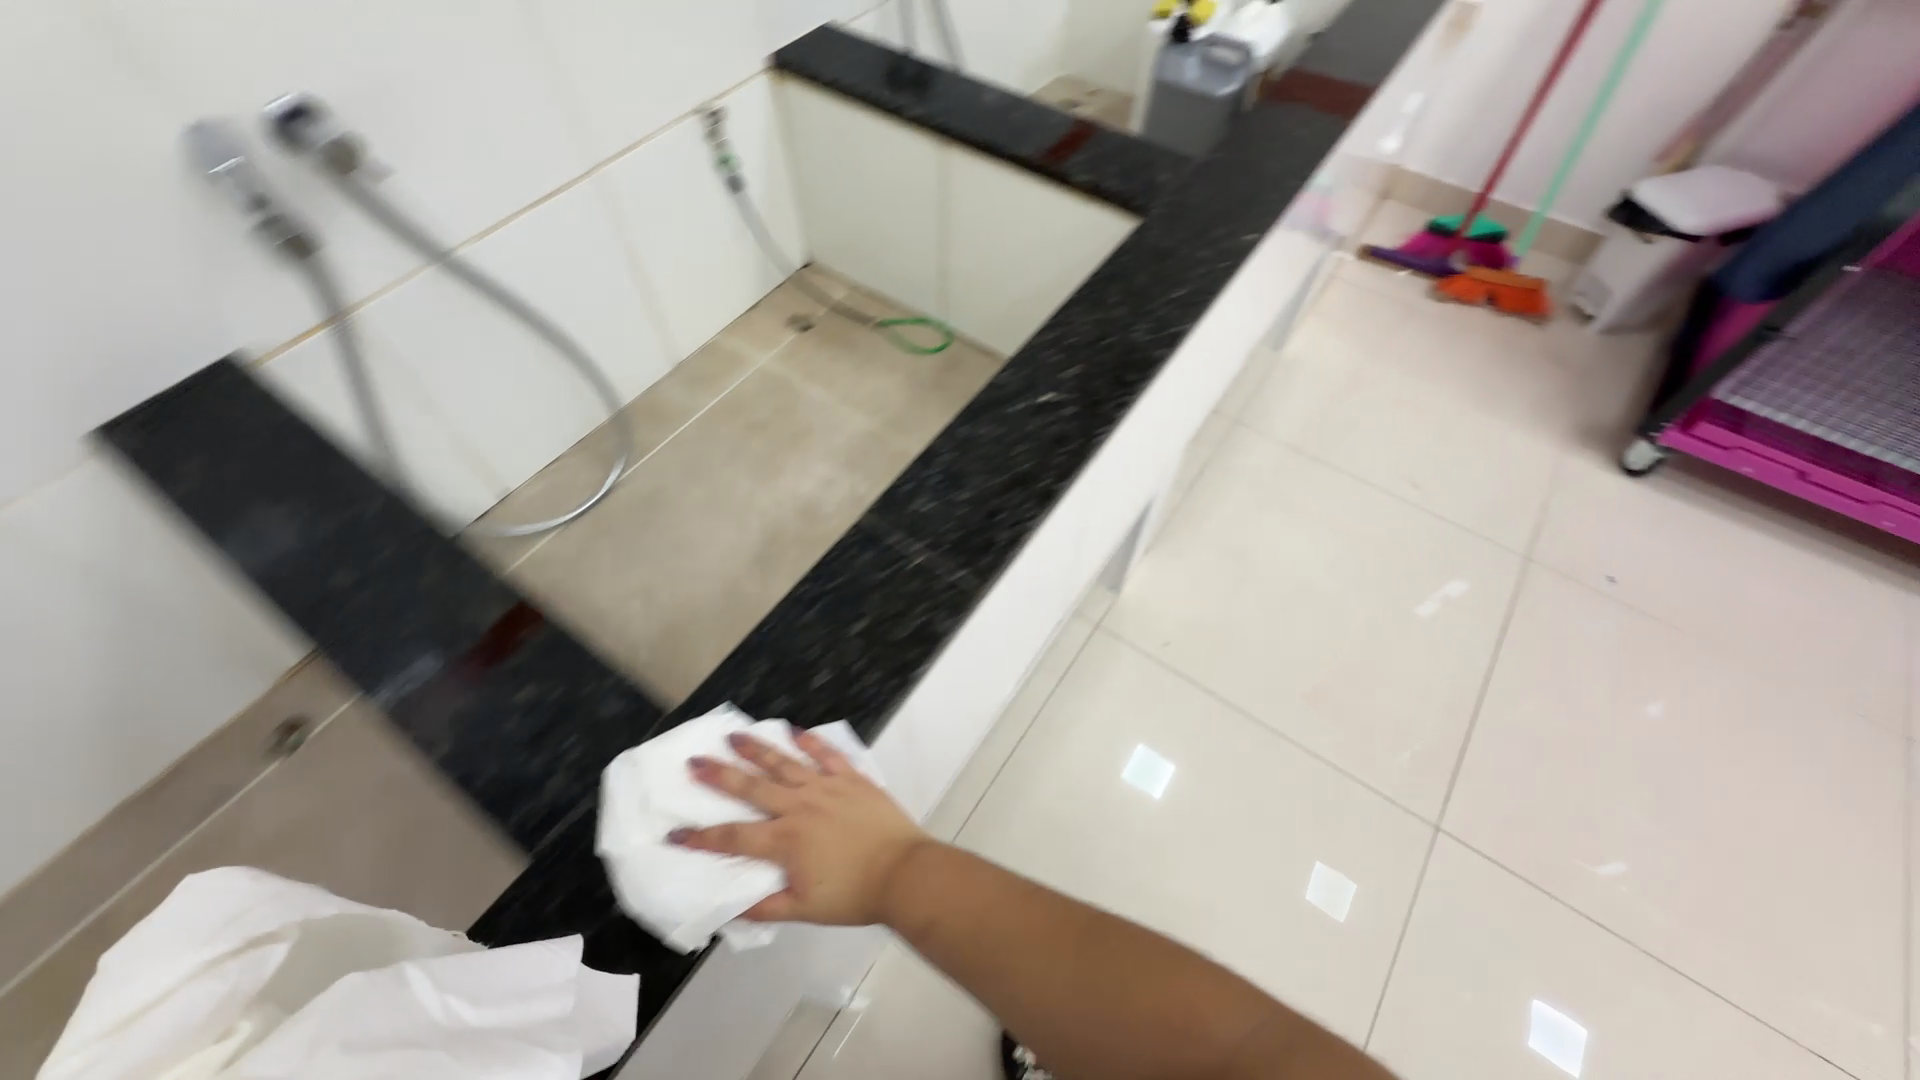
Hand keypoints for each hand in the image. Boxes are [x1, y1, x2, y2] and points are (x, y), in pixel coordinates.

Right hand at [669, 729, 931, 925]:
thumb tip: (729, 911)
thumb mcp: (805, 909)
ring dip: (757, 749)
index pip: (733, 838)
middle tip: (694, 761)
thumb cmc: (854, 895)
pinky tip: (795, 731)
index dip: (701, 837)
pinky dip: (810, 741)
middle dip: (719, 775)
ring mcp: (826, 788)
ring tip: (735, 735)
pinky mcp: (852, 778)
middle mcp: (799, 807)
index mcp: (785, 841)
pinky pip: (827, 755)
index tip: (674, 832)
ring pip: (785, 763)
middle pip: (751, 788)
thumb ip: (765, 908)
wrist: (904, 873)